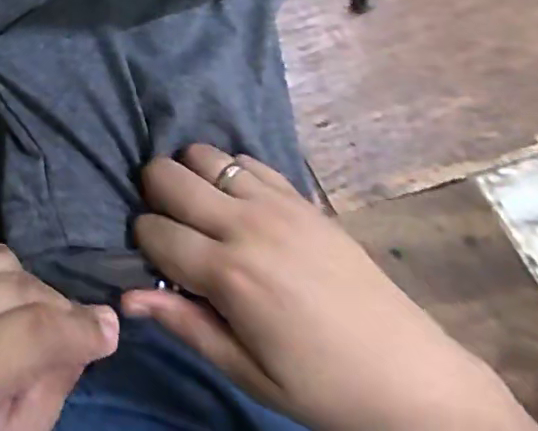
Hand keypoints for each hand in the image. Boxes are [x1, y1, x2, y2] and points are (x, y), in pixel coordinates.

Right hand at [123, 146, 537, 430]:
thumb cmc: (321, 385)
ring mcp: (276, 203)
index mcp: (229, 275)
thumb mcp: (248, 372)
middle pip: (165, 173)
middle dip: (153, 195)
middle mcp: (245, 225)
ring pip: (201, 153)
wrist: (411, 377)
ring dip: (189, 176)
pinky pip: (245, 158)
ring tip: (203, 211)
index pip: (152, 229)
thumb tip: (125, 297)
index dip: (143, 244)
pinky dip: (229, 172)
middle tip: (172, 228)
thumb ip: (184, 325)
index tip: (158, 264)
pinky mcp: (300, 195)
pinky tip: (240, 204)